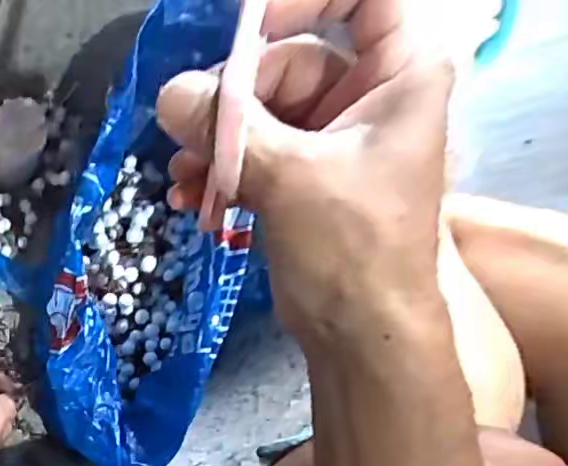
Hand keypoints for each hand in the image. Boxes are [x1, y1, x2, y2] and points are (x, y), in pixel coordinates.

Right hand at [154, 0, 454, 326]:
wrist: (358, 330)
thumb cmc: (352, 247)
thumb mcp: (292, 179)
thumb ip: (230, 133)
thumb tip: (168, 95)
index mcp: (398, 71)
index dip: (297, 2)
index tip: (237, 34)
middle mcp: (365, 99)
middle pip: (288, 66)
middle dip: (231, 102)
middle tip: (184, 135)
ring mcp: (328, 146)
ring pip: (260, 121)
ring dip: (214, 147)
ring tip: (180, 179)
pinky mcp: (298, 186)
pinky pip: (251, 162)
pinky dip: (219, 177)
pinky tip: (191, 199)